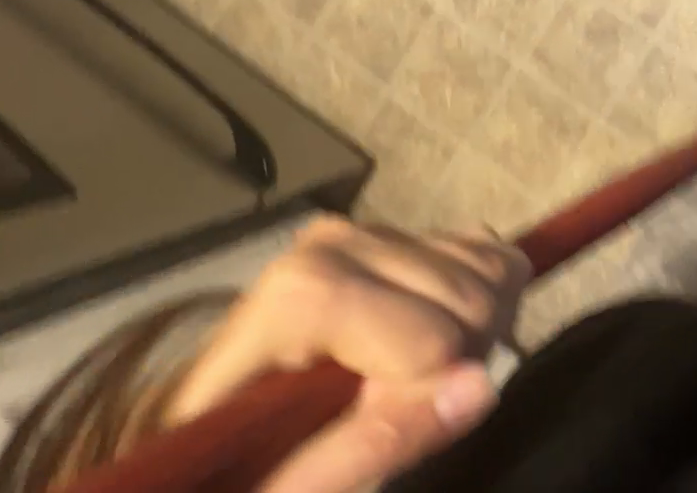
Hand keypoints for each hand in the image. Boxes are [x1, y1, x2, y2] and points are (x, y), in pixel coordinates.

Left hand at [164, 215, 529, 492]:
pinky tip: (435, 335)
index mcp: (303, 294)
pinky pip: (487, 252)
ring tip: (414, 373)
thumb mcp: (291, 485)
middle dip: (460, 363)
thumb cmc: (237, 468)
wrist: (206, 433)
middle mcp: (341, 242)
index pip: (434, 341)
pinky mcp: (402, 229)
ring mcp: (373, 229)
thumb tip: (481, 386)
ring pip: (490, 271)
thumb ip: (380, 441)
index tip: (373, 429)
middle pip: (471, 300)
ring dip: (478, 332)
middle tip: (401, 405)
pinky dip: (485, 299)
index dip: (420, 401)